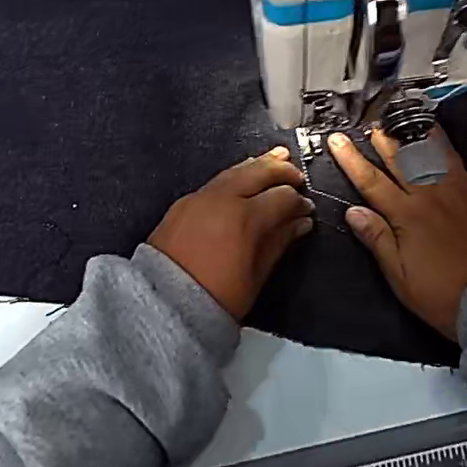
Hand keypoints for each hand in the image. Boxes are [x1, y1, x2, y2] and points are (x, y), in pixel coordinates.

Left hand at [148, 146, 313, 318]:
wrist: (161, 307)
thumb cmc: (214, 299)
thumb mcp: (256, 276)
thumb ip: (280, 242)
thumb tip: (300, 223)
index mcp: (245, 218)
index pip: (282, 197)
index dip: (298, 202)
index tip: (306, 210)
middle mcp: (223, 199)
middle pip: (259, 172)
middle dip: (282, 171)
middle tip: (297, 175)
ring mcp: (200, 197)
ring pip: (236, 171)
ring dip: (259, 165)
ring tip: (277, 159)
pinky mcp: (184, 202)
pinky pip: (218, 180)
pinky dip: (236, 175)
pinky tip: (244, 177)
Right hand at [328, 117, 466, 339]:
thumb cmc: (448, 296)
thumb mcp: (402, 278)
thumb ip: (377, 240)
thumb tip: (353, 211)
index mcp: (407, 215)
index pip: (371, 181)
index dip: (351, 160)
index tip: (337, 140)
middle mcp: (433, 193)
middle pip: (403, 160)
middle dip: (385, 140)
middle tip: (374, 125)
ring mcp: (466, 189)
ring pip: (441, 152)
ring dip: (426, 132)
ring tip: (415, 116)